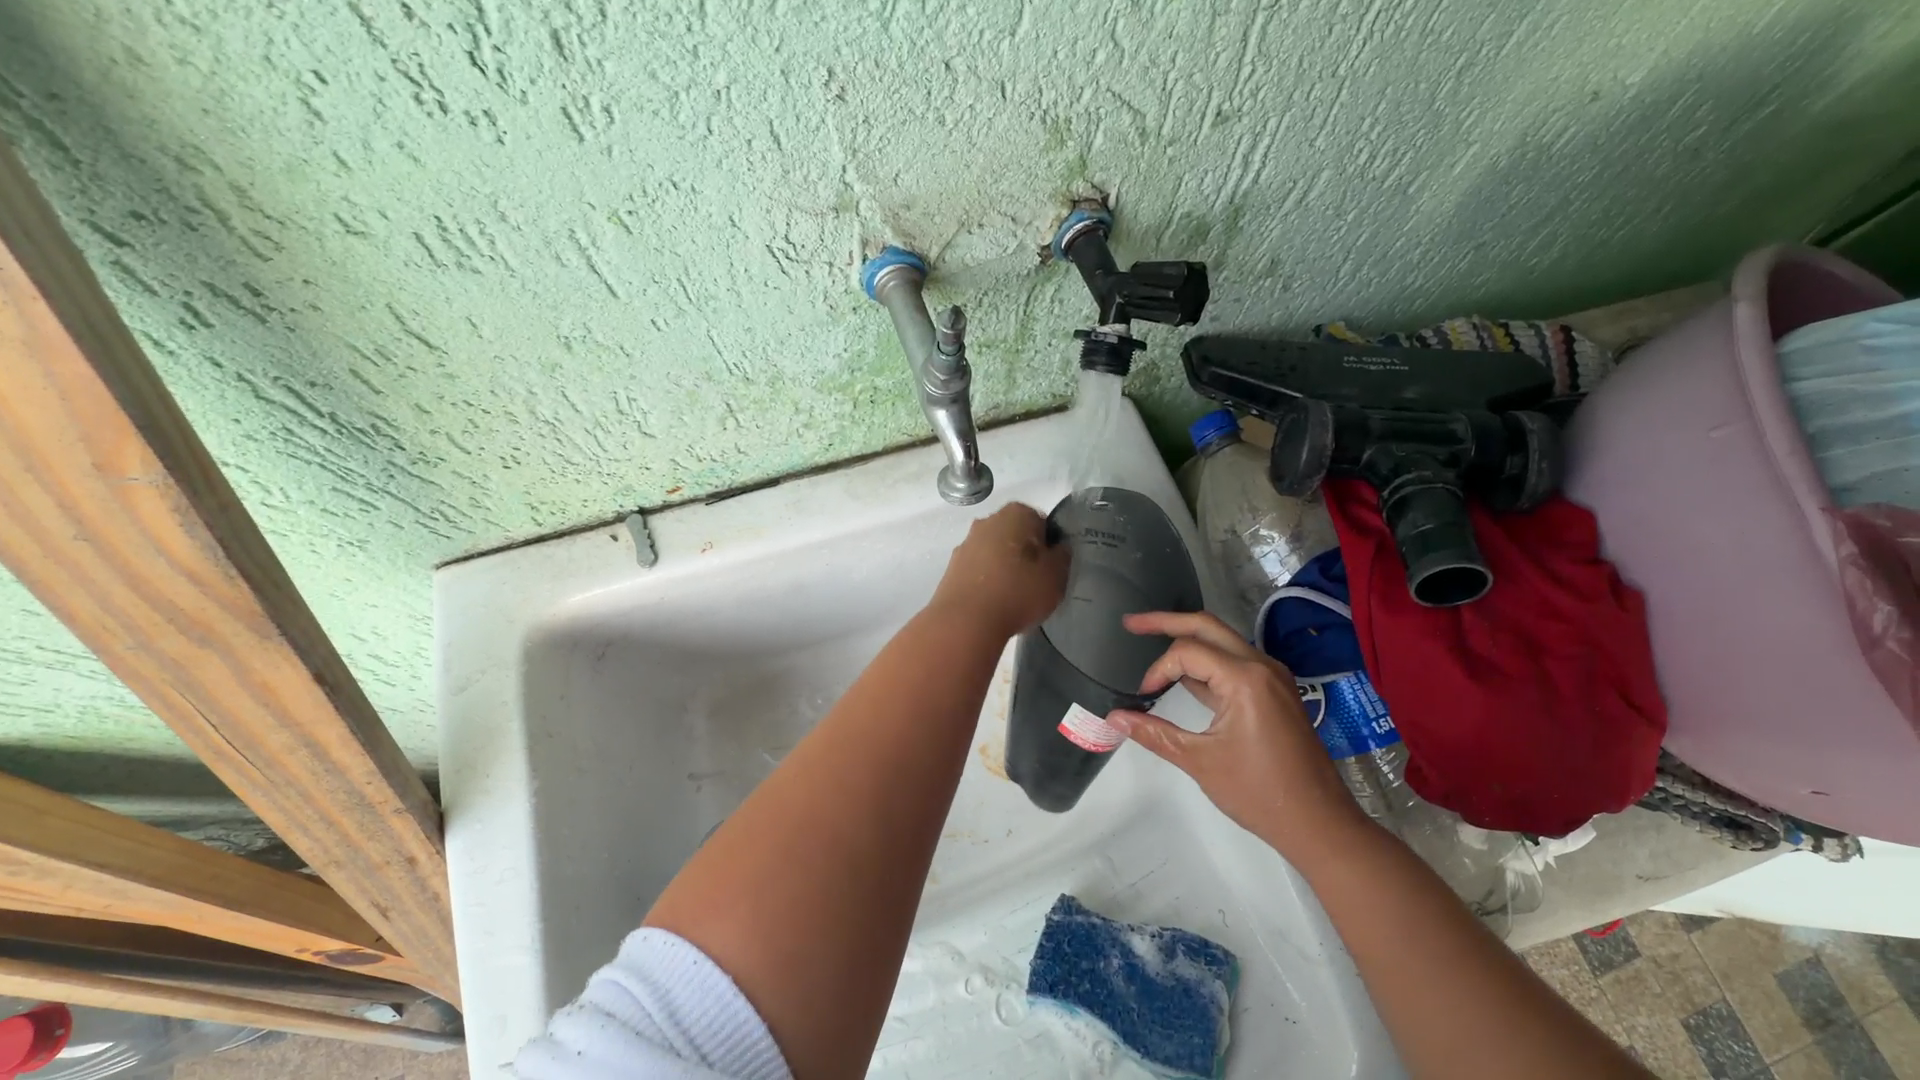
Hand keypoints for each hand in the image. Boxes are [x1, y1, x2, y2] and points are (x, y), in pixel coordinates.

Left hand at [929, 503, 1069, 638]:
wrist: (966, 620)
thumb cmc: (1019, 592)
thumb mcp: (1057, 575)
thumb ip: (1062, 556)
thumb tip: (1057, 548)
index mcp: (1016, 513)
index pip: (1042, 522)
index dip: (1049, 546)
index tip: (1051, 568)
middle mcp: (988, 521)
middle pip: (1015, 535)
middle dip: (1025, 554)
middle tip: (1035, 582)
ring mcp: (966, 543)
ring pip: (995, 553)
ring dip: (1004, 568)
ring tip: (1013, 597)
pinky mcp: (952, 567)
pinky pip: (979, 570)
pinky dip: (987, 581)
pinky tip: (993, 603)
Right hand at [1107, 612, 1369, 859]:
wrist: (1318, 822)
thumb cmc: (1258, 792)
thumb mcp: (1199, 761)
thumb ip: (1154, 733)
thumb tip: (1114, 718)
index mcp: (1245, 679)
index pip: (1187, 652)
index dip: (1158, 669)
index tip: (1143, 695)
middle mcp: (1262, 666)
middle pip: (1207, 627)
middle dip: (1167, 622)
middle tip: (1131, 623)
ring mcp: (1274, 678)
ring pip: (1224, 642)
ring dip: (1189, 640)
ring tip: (1153, 641)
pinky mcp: (1277, 692)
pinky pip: (1237, 663)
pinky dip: (1208, 663)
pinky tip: (1186, 677)